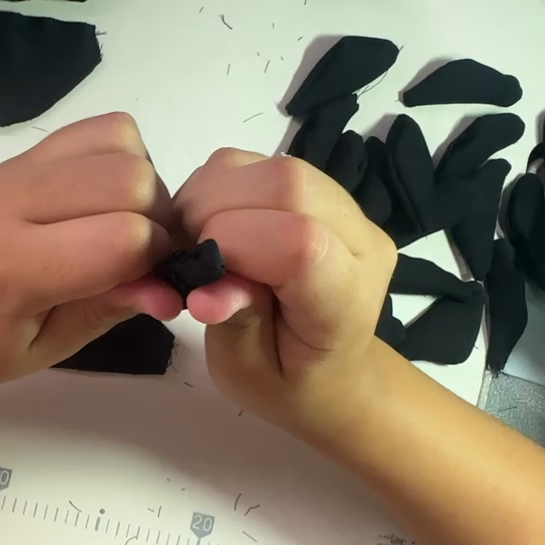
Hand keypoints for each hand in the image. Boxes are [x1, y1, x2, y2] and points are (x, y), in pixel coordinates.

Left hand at [0, 114, 184, 400]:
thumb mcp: (48, 348)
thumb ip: (111, 308)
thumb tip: (174, 289)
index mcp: (15, 267)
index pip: (124, 236)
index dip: (154, 260)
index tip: (146, 285)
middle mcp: (12, 202)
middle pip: (129, 177)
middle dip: (156, 218)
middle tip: (141, 256)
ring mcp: (10, 171)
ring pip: (117, 140)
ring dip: (139, 183)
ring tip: (121, 225)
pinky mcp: (12, 159)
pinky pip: (90, 131)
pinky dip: (115, 159)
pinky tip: (99, 203)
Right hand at [174, 150, 396, 440]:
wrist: (332, 370)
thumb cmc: (289, 382)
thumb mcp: (250, 375)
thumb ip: (234, 326)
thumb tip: (204, 292)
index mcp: (345, 301)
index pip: (300, 243)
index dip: (233, 244)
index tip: (198, 281)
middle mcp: (359, 240)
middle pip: (285, 184)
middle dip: (212, 211)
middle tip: (186, 257)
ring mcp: (345, 208)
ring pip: (270, 165)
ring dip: (212, 195)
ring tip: (197, 242)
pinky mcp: (322, 190)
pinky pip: (262, 163)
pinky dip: (221, 186)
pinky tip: (214, 226)